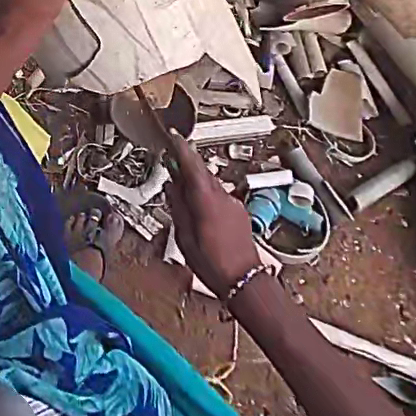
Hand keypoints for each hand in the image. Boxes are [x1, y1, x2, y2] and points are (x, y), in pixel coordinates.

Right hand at [161, 130, 261, 295]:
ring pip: (210, 183)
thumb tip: (172, 187)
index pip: (191, 162)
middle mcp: (222, 196)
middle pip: (202, 171)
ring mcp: (233, 203)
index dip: (180, 146)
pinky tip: (199, 209)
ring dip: (196, 182)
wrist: (244, 280)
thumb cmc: (214, 263)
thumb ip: (178, 206)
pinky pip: (219, 195)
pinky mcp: (239, 212)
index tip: (172, 136)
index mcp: (206, 198)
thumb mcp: (184, 235)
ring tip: (181, 192)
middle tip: (170, 164)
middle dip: (186, 165)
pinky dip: (207, 195)